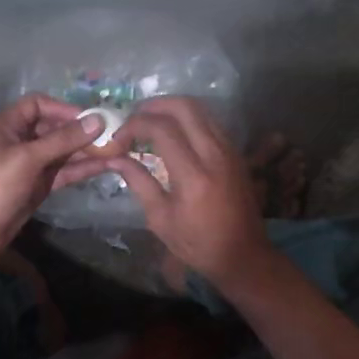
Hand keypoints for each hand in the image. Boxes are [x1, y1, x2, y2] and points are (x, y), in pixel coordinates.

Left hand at [0, 95, 106, 268]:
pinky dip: (83, 169)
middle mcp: (18, 141)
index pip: (38, 105)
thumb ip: (63, 139)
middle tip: (115, 135)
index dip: (65, 109)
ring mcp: (29, 165)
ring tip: (119, 150)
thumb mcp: (26, 159)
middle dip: (83, 131)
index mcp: (6, 126)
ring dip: (88, 151)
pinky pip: (64, 171)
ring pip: (63, 151)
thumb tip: (98, 120)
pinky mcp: (37, 186)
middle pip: (55, 128)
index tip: (93, 118)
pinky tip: (107, 167)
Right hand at [101, 97, 277, 286]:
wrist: (243, 253)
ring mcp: (229, 150)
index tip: (119, 138)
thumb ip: (139, 182)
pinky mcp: (236, 152)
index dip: (135, 125)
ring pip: (202, 110)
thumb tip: (115, 158)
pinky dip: (190, 118)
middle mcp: (215, 154)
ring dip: (173, 108)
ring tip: (150, 122)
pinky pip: (212, 122)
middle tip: (133, 117)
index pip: (162, 129)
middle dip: (154, 105)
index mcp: (193, 175)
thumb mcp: (161, 219)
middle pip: (185, 107)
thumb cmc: (198, 243)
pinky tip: (174, 132)